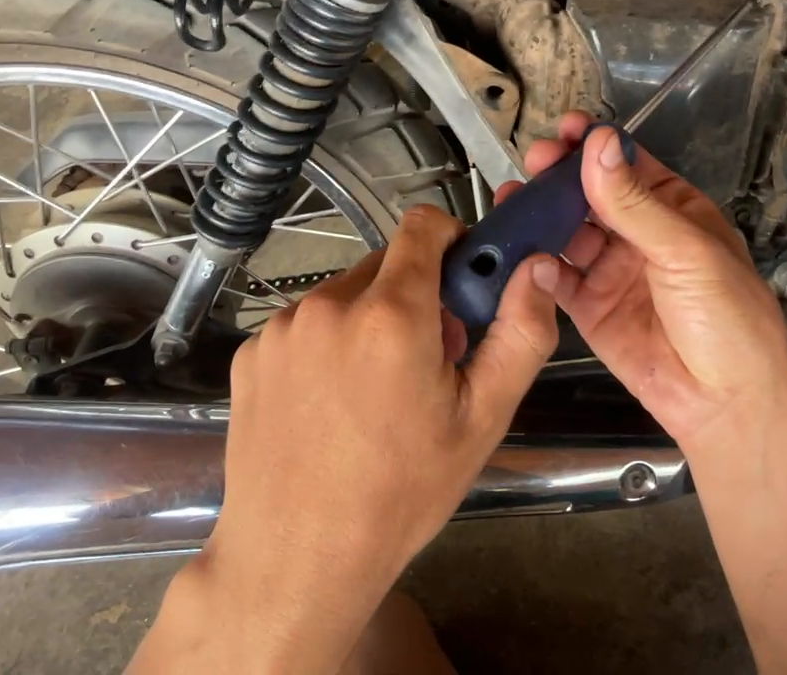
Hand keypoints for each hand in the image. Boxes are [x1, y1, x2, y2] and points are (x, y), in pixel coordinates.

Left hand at [137, 206, 557, 674]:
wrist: (295, 562)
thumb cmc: (400, 495)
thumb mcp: (482, 419)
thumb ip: (520, 333)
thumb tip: (537, 267)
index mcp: (392, 314)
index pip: (423, 225)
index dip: (451, 240)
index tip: (461, 281)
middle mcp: (329, 306)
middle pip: (386, 265)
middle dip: (415, 296)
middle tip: (427, 361)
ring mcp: (281, 329)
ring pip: (344, 296)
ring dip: (368, 321)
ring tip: (374, 392)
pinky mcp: (249, 354)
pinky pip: (304, 325)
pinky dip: (325, 345)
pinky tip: (329, 406)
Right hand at [509, 113, 786, 449]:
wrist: (726, 403)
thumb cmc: (728, 318)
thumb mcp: (686, 251)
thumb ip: (635, 202)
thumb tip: (598, 145)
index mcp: (674, 210)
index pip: (629, 165)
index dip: (598, 145)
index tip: (568, 127)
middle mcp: (639, 235)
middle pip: (591, 194)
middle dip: (562, 175)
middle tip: (537, 160)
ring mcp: (611, 270)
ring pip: (567, 231)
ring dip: (541, 213)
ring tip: (515, 198)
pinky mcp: (589, 307)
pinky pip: (556, 276)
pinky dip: (536, 262)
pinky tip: (521, 249)